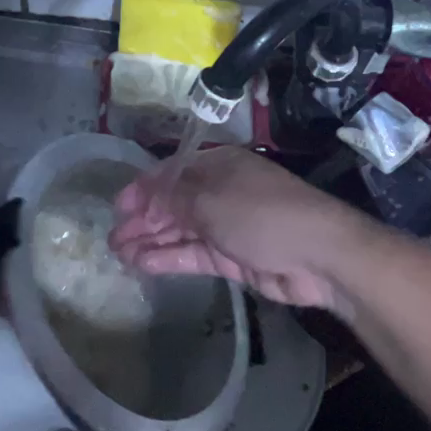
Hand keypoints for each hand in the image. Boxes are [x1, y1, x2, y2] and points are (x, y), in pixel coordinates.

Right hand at [109, 146, 372, 313]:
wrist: (320, 256)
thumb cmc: (262, 213)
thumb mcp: (209, 199)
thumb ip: (171, 201)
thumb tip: (142, 202)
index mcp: (217, 166)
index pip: (170, 174)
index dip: (142, 189)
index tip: (116, 207)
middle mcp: (219, 192)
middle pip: (172, 204)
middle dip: (141, 219)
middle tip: (111, 236)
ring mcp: (226, 227)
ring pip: (179, 232)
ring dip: (150, 241)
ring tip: (118, 253)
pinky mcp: (232, 258)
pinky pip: (192, 254)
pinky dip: (168, 258)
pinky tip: (142, 264)